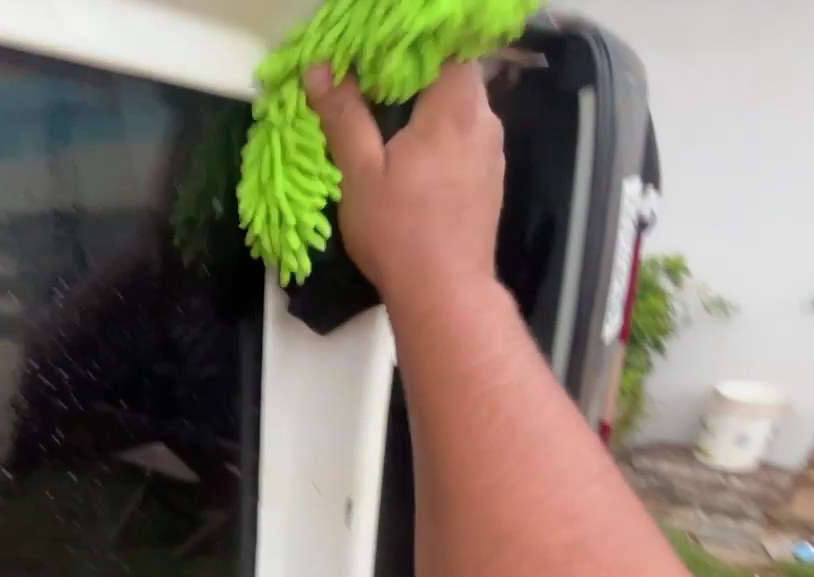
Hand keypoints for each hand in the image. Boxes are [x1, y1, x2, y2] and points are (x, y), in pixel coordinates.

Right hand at [305, 62, 506, 304]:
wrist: (443, 290)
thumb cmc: (397, 230)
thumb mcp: (359, 173)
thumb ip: (344, 117)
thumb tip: (320, 69)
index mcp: (455, 107)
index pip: (447, 47)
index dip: (413, 48)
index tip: (378, 61)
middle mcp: (485, 121)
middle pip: (457, 78)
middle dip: (419, 81)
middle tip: (376, 95)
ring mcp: (493, 153)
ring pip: (464, 113)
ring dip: (431, 115)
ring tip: (392, 134)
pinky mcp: (491, 183)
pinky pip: (468, 145)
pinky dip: (443, 144)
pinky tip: (416, 169)